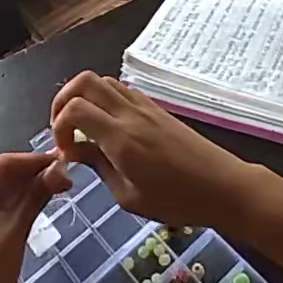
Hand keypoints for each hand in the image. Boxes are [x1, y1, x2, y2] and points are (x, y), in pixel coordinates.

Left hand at [0, 153, 72, 282]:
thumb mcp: (11, 238)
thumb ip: (34, 199)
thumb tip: (60, 168)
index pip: (2, 165)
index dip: (35, 159)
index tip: (68, 159)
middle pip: (3, 178)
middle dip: (36, 173)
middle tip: (72, 176)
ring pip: (6, 195)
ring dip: (33, 190)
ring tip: (65, 188)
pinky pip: (5, 213)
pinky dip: (25, 207)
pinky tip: (46, 204)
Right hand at [50, 72, 263, 228]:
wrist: (224, 187)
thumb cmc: (178, 201)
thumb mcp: (130, 196)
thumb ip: (99, 167)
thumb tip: (77, 150)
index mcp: (122, 138)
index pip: (75, 109)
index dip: (58, 127)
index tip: (66, 152)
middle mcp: (131, 114)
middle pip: (85, 81)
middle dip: (63, 101)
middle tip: (64, 130)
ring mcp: (146, 108)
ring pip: (104, 81)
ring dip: (85, 98)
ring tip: (84, 129)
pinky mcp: (158, 109)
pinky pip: (123, 91)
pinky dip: (105, 100)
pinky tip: (108, 128)